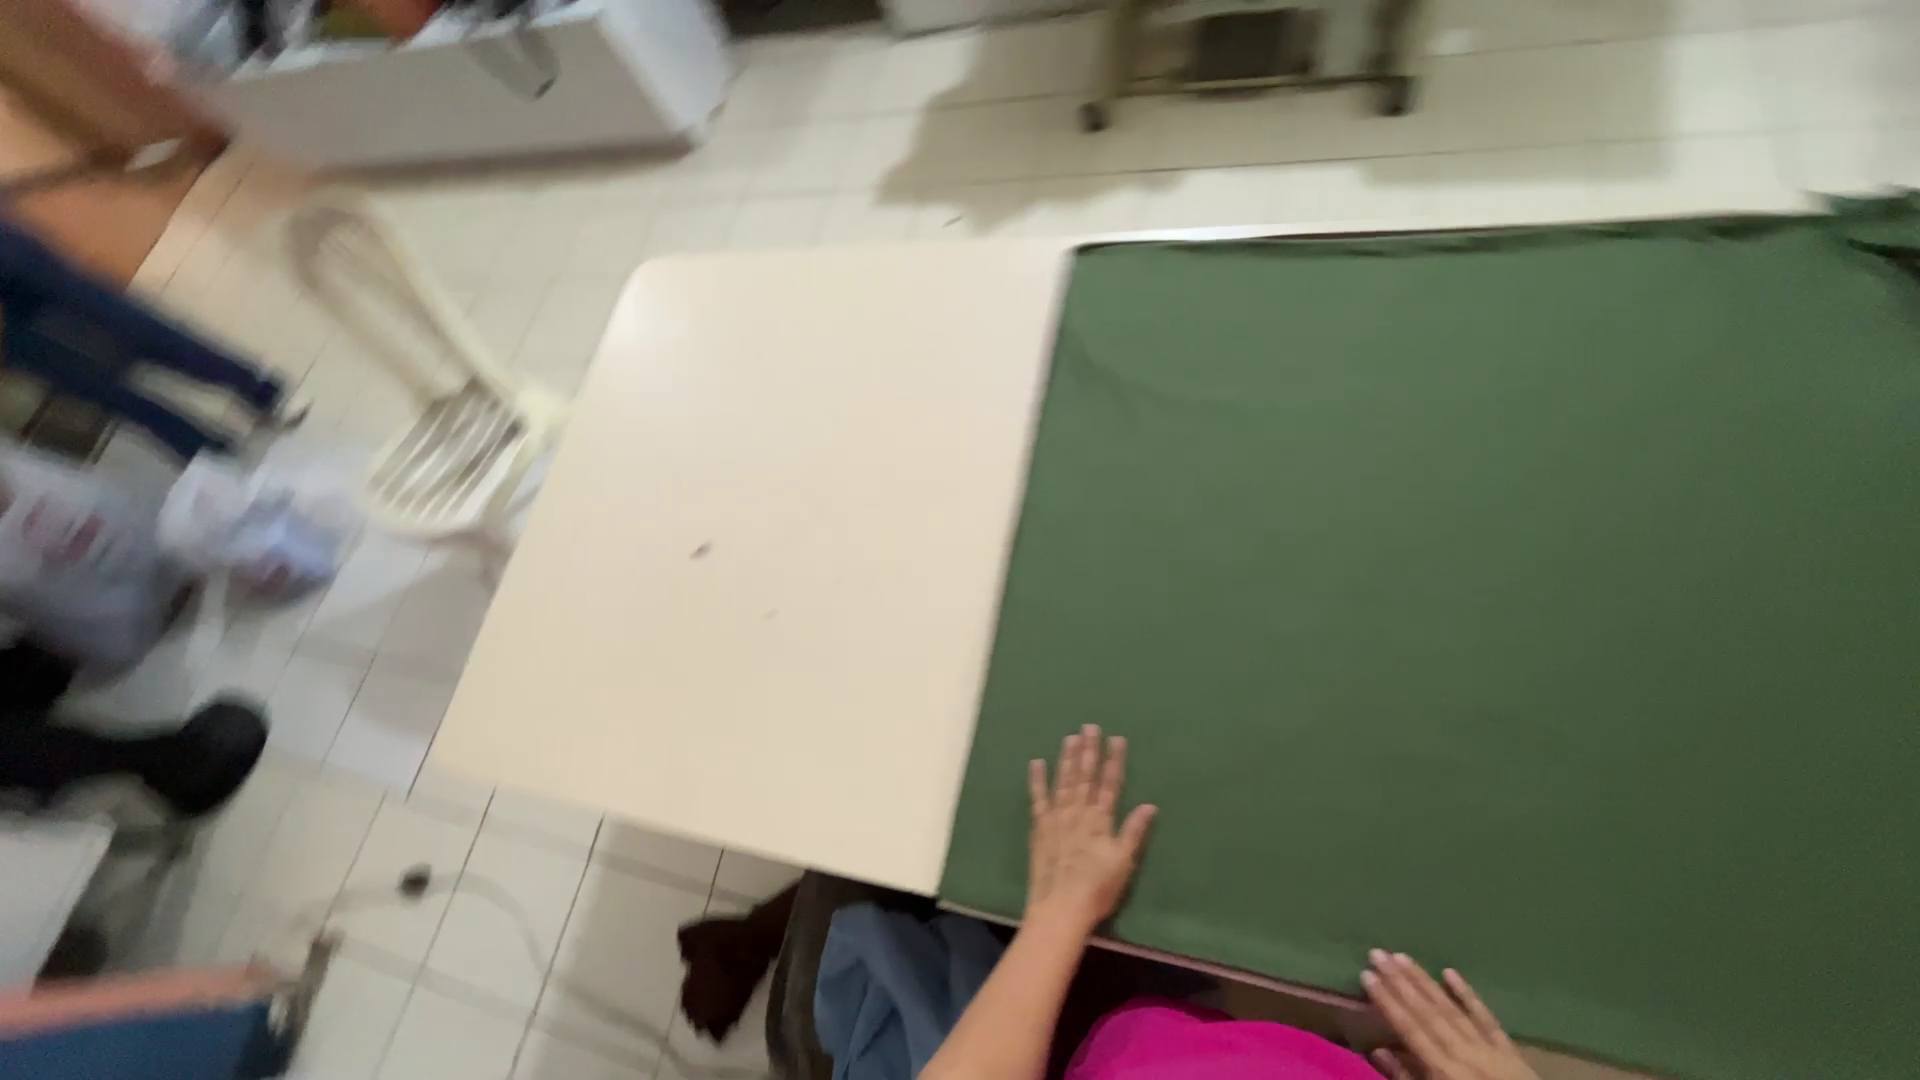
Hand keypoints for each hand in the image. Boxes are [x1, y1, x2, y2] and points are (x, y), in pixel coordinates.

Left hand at [1025, 724, 1156, 933]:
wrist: (1060, 907)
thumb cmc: (1097, 888)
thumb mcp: (1123, 862)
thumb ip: (1134, 832)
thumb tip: (1150, 805)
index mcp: (1100, 820)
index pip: (1110, 783)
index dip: (1114, 760)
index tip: (1117, 739)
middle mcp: (1078, 812)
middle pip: (1085, 776)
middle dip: (1088, 750)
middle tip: (1090, 727)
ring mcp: (1056, 817)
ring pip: (1063, 781)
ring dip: (1067, 758)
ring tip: (1070, 737)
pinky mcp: (1040, 827)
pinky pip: (1038, 798)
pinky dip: (1037, 780)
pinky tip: (1036, 763)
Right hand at [1361, 951, 1538, 1079]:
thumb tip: (1377, 1050)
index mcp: (1445, 1073)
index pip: (1410, 1029)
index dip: (1387, 1000)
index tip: (1366, 973)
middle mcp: (1465, 1054)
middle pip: (1428, 1013)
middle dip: (1401, 982)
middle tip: (1378, 952)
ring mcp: (1490, 1051)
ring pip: (1452, 1009)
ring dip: (1425, 982)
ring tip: (1403, 956)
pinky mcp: (1512, 1053)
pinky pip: (1488, 1020)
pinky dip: (1469, 996)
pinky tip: (1450, 972)